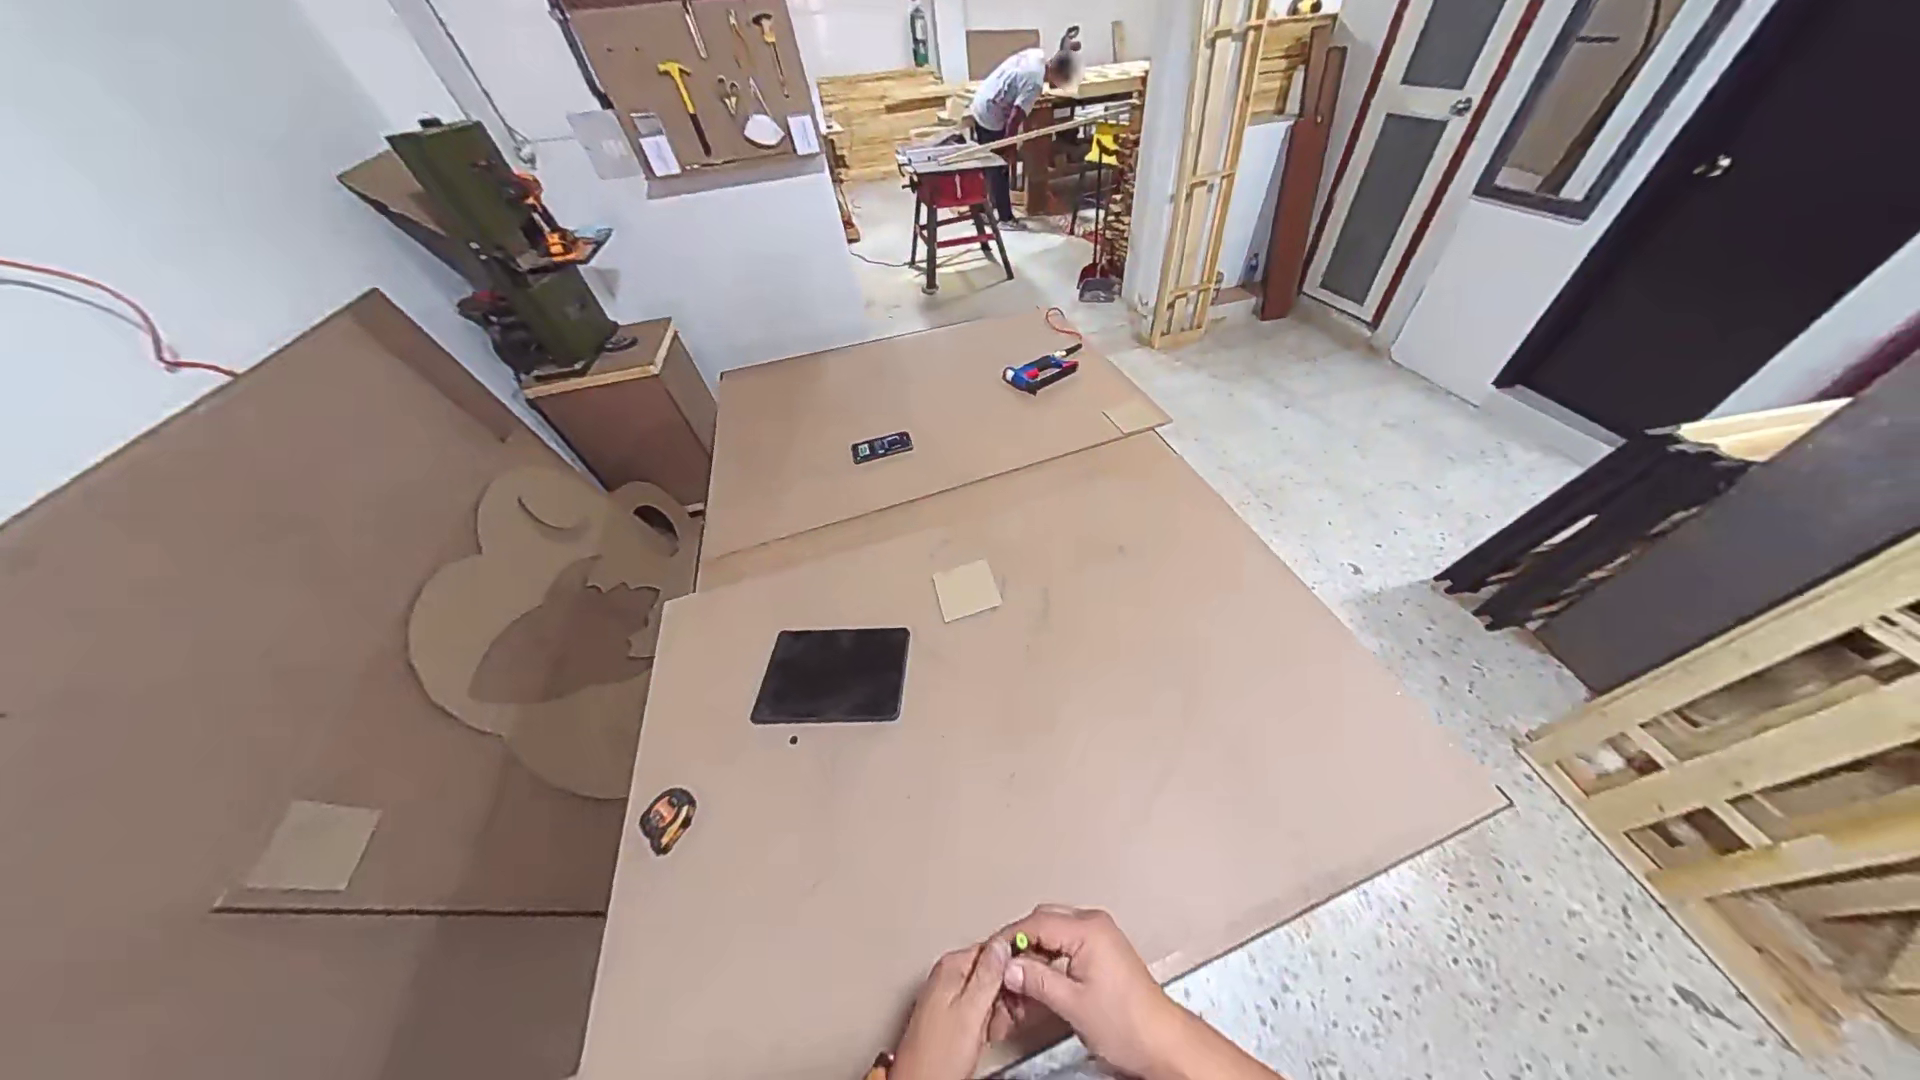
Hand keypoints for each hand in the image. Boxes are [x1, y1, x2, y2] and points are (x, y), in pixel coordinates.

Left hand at [890, 939, 1010, 1079]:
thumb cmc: (938, 1055)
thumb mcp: (970, 1012)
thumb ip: (988, 974)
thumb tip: (1002, 943)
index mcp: (951, 966)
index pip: (992, 949)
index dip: (1010, 967)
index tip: (1019, 985)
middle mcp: (947, 975)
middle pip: (989, 971)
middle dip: (1002, 993)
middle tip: (1002, 1015)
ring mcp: (947, 995)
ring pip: (986, 992)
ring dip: (996, 1010)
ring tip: (991, 1029)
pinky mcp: (949, 1015)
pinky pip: (977, 1008)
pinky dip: (985, 1021)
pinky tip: (984, 1036)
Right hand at [990, 906, 1187, 1078]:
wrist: (1163, 1042)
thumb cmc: (1124, 1024)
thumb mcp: (1073, 1004)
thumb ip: (1037, 981)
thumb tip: (1007, 967)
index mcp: (1087, 929)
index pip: (1037, 922)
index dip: (1010, 937)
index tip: (991, 954)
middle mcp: (1093, 922)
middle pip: (1044, 919)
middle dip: (1021, 940)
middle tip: (1001, 964)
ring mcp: (1099, 933)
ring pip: (1054, 928)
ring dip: (1034, 947)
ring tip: (1017, 973)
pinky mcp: (1102, 947)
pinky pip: (1066, 939)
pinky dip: (1049, 953)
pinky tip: (1039, 975)